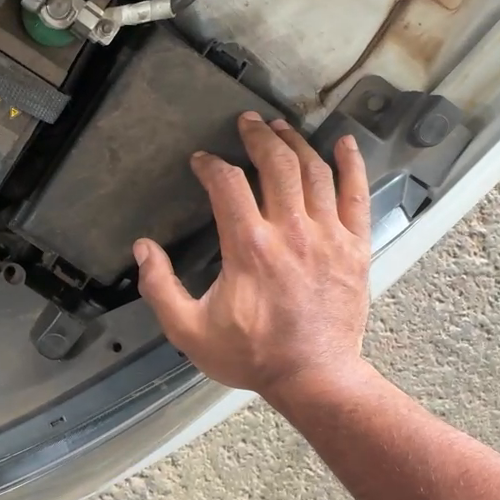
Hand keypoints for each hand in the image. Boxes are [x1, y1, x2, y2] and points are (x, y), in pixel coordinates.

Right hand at [134, 112, 373, 405]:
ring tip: (282, 128)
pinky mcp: (355, 247)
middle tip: (247, 122)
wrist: (313, 377)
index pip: (227, 185)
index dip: (211, 166)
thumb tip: (142, 249)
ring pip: (315, 172)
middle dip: (258, 137)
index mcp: (247, 247)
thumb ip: (159, 287)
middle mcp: (289, 231)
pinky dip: (351, 164)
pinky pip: (357, 194)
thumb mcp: (187, 330)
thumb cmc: (248, 355)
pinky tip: (342, 143)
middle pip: (276, 164)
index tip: (201, 162)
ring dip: (296, 143)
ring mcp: (327, 236)